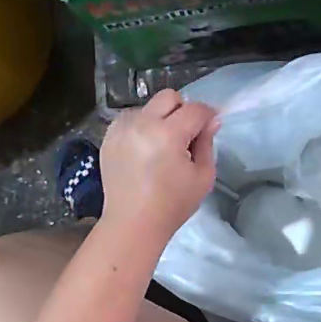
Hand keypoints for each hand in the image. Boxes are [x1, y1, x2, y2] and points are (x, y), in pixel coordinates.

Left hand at [100, 89, 219, 242]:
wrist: (132, 223)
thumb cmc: (172, 206)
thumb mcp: (203, 177)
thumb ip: (207, 145)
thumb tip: (211, 122)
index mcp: (168, 135)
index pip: (195, 110)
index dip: (208, 116)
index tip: (211, 127)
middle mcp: (142, 124)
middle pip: (169, 97)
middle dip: (182, 111)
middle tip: (185, 136)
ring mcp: (122, 129)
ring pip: (148, 107)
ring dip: (160, 119)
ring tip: (162, 146)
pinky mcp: (109, 137)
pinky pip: (130, 119)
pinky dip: (141, 127)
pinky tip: (144, 150)